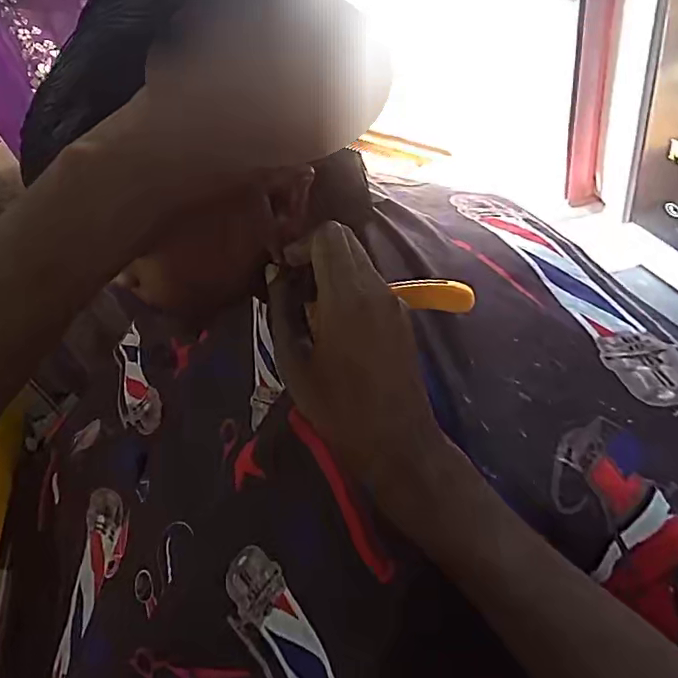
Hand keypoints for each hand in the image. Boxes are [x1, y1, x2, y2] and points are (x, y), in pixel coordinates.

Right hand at [266, 221, 449, 493]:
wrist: (397, 442)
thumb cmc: (337, 406)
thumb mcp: (293, 360)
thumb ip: (281, 309)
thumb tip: (275, 274)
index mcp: (348, 295)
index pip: (328, 235)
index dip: (300, 245)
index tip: (283, 272)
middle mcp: (376, 288)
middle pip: (344, 240)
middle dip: (313, 252)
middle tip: (292, 286)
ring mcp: (393, 300)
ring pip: (357, 258)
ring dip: (329, 269)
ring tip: (308, 307)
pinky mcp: (401, 314)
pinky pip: (369, 280)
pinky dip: (346, 284)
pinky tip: (331, 322)